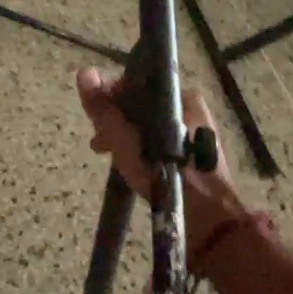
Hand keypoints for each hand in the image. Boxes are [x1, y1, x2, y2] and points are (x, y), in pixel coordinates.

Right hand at [75, 68, 250, 254]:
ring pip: (151, 125)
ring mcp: (195, 132)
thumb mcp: (125, 139)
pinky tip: (134, 166)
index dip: (109, 98)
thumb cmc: (165, 171)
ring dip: (127, 137)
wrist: (208, 221)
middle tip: (99, 144)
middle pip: (141, 106)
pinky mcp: (196, 156)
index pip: (135, 84)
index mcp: (180, 95)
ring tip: (111, 157)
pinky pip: (162, 142)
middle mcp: (191, 108)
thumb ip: (104, 108)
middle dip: (116, 121)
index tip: (94, 120)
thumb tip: (85, 72)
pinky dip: (144, 148)